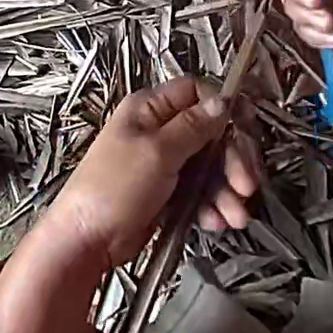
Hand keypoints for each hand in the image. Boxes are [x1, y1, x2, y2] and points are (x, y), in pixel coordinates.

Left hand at [46, 77, 258, 267]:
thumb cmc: (110, 189)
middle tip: (245, 182)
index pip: (195, 92)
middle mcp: (158, 130)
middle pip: (210, 131)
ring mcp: (164, 161)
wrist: (87, 240)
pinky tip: (217, 220)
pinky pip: (201, 190)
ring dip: (227, 188)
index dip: (222, 107)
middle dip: (232, 158)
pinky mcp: (168, 190)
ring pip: (210, 164)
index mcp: (149, 108)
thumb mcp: (156, 151)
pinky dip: (213, 205)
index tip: (244, 127)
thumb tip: (222, 102)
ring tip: (235, 213)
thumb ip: (193, 127)